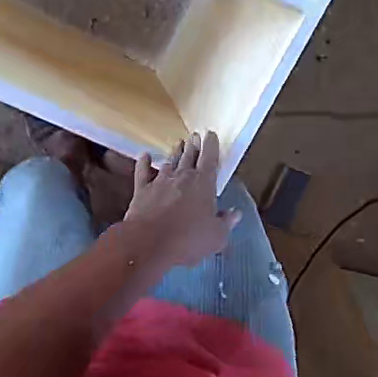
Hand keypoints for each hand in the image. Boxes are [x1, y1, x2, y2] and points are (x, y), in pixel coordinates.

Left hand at [119, 132, 237, 270]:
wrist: (149, 241)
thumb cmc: (188, 239)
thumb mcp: (216, 236)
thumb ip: (226, 222)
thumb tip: (235, 213)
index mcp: (203, 184)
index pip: (209, 159)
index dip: (210, 145)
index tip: (210, 134)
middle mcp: (181, 177)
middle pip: (189, 157)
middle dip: (193, 146)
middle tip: (194, 136)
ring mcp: (160, 181)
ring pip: (169, 162)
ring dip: (175, 153)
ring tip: (179, 143)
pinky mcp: (142, 189)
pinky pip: (143, 172)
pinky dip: (144, 163)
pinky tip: (145, 155)